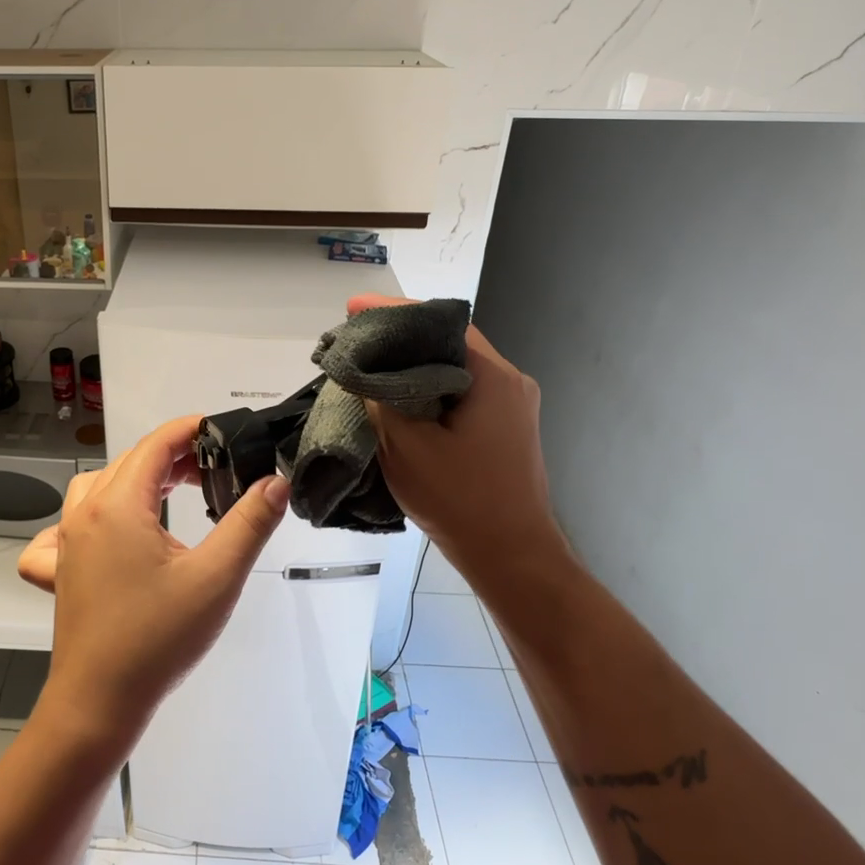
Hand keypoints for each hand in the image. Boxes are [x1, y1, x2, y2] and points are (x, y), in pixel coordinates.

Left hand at [20, 415, 289, 733]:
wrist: (99, 701)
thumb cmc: (157, 639)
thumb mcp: (216, 578)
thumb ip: (248, 524)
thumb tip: (273, 482)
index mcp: (118, 505)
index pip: (155, 444)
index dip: (190, 431)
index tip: (222, 434)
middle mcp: (84, 514)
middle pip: (128, 463)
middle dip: (171, 457)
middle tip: (212, 474)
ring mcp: (66, 542)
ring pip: (97, 487)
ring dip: (134, 481)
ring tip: (169, 497)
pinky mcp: (59, 571)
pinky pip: (64, 528)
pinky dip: (89, 518)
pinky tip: (108, 537)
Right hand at [347, 293, 566, 561]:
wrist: (512, 557)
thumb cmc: (460, 501)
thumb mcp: (407, 447)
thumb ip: (382, 400)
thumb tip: (363, 372)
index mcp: (492, 377)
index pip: (439, 322)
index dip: (393, 311)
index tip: (352, 308)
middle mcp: (509, 381)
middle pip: (449, 341)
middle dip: (400, 335)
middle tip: (354, 338)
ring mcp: (512, 406)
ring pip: (455, 368)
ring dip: (414, 362)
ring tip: (369, 365)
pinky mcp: (506, 428)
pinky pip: (462, 392)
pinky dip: (428, 386)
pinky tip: (398, 397)